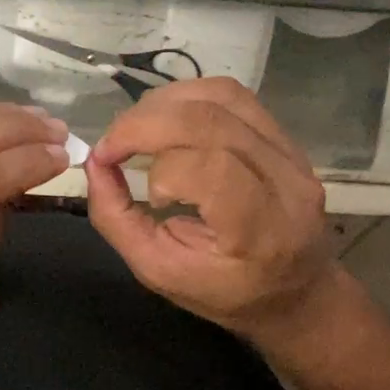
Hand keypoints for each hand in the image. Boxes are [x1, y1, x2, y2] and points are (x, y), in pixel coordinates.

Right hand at [86, 78, 340, 355]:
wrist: (295, 291)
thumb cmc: (225, 293)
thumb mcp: (158, 271)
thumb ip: (118, 220)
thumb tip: (94, 163)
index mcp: (260, 231)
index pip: (212, 168)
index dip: (156, 160)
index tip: (117, 171)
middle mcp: (286, 183)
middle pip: (212, 120)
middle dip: (145, 121)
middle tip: (111, 143)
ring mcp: (291, 154)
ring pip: (223, 96)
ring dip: (165, 102)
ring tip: (135, 128)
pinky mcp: (286, 137)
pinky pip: (233, 96)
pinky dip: (188, 98)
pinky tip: (165, 119)